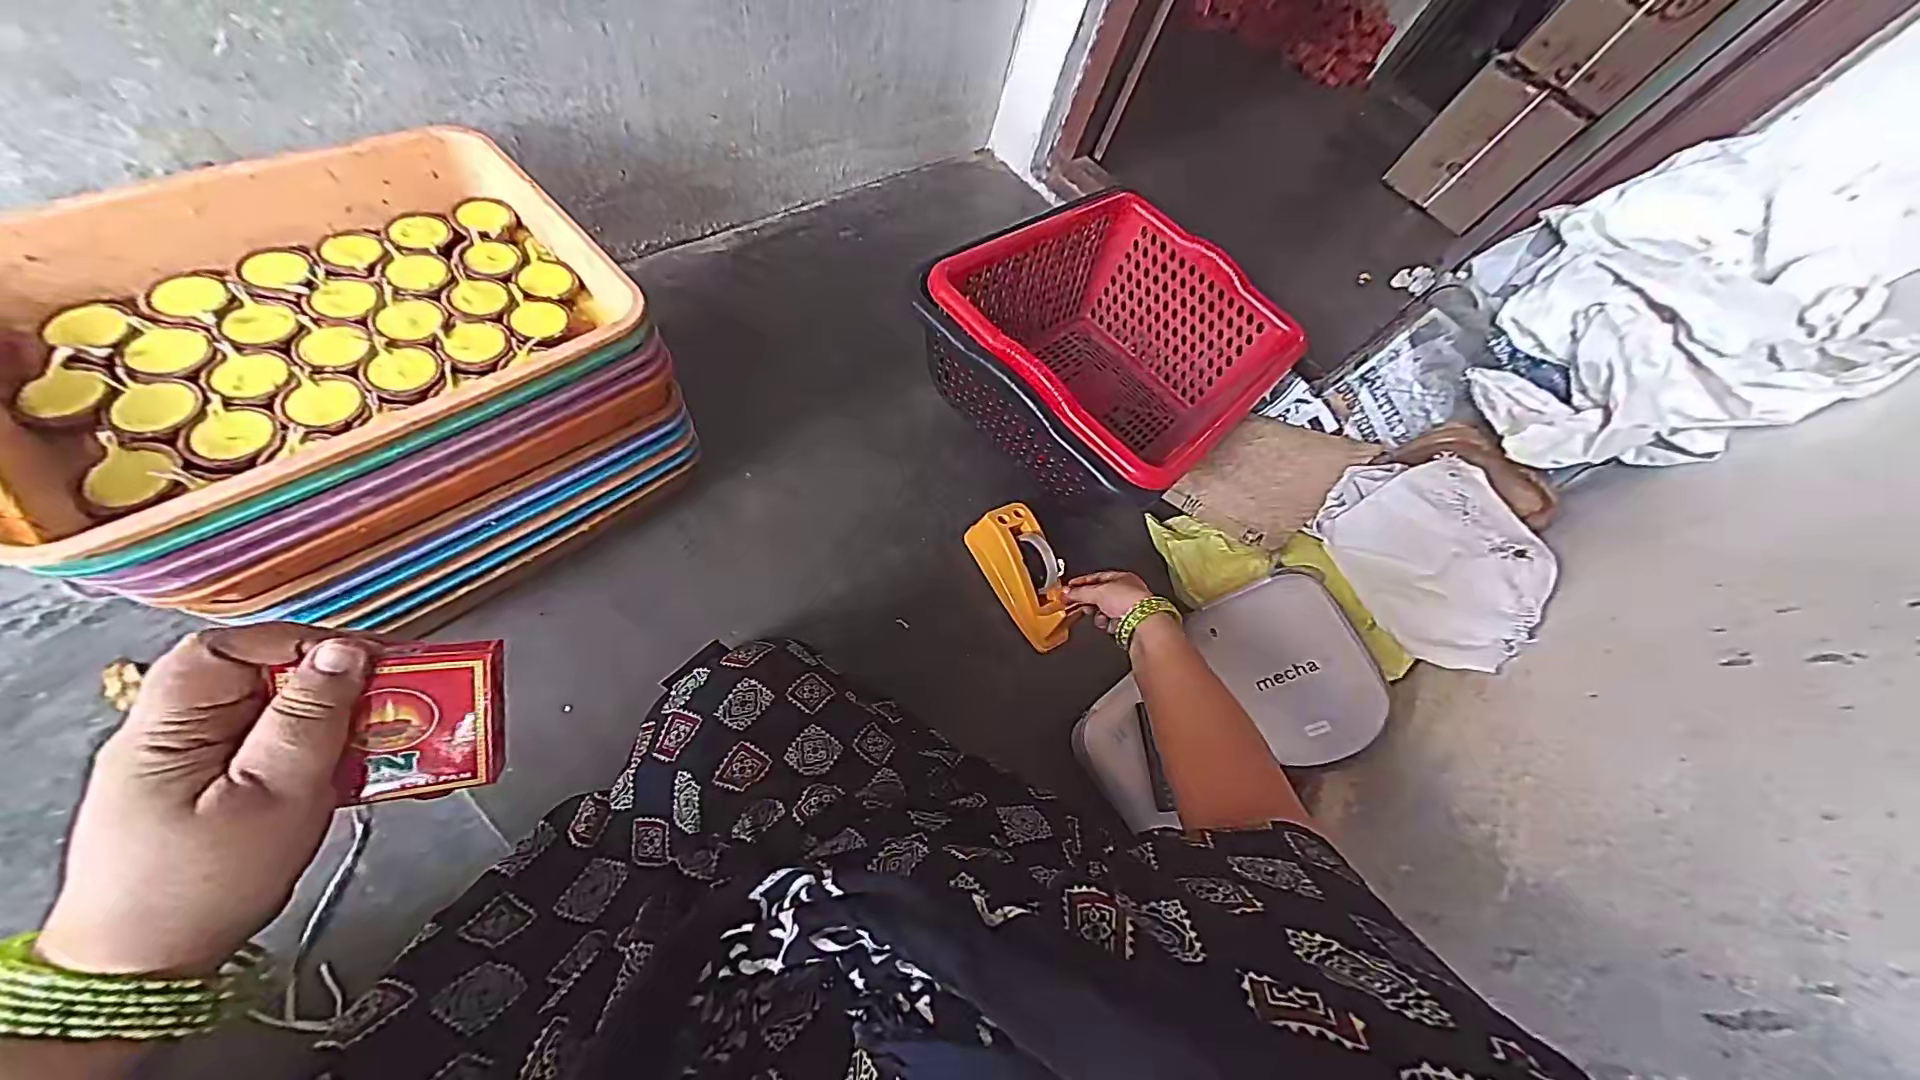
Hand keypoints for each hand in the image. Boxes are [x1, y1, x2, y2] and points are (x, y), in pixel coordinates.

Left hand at [36, 625, 382, 976]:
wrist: (151, 965)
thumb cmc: (204, 885)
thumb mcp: (275, 793)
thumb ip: (309, 718)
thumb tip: (344, 651)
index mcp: (170, 731)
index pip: (227, 650)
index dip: (300, 642)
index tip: (366, 658)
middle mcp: (183, 736)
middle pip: (266, 676)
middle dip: (341, 681)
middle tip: (399, 692)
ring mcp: (206, 761)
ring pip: (287, 710)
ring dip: (348, 716)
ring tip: (397, 730)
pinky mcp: (232, 783)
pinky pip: (291, 743)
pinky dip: (337, 745)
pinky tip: (369, 763)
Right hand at [1065, 570, 1153, 632]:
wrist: (1142, 622)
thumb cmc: (1129, 600)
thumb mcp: (1098, 592)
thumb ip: (1080, 592)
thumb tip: (1068, 592)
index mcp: (1123, 577)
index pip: (1098, 577)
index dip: (1082, 582)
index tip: (1070, 588)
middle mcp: (1128, 591)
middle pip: (1100, 595)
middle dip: (1089, 601)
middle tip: (1078, 604)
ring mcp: (1129, 608)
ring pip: (1104, 611)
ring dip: (1099, 615)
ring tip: (1100, 616)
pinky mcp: (1129, 624)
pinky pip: (1111, 622)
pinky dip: (1108, 624)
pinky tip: (1110, 624)